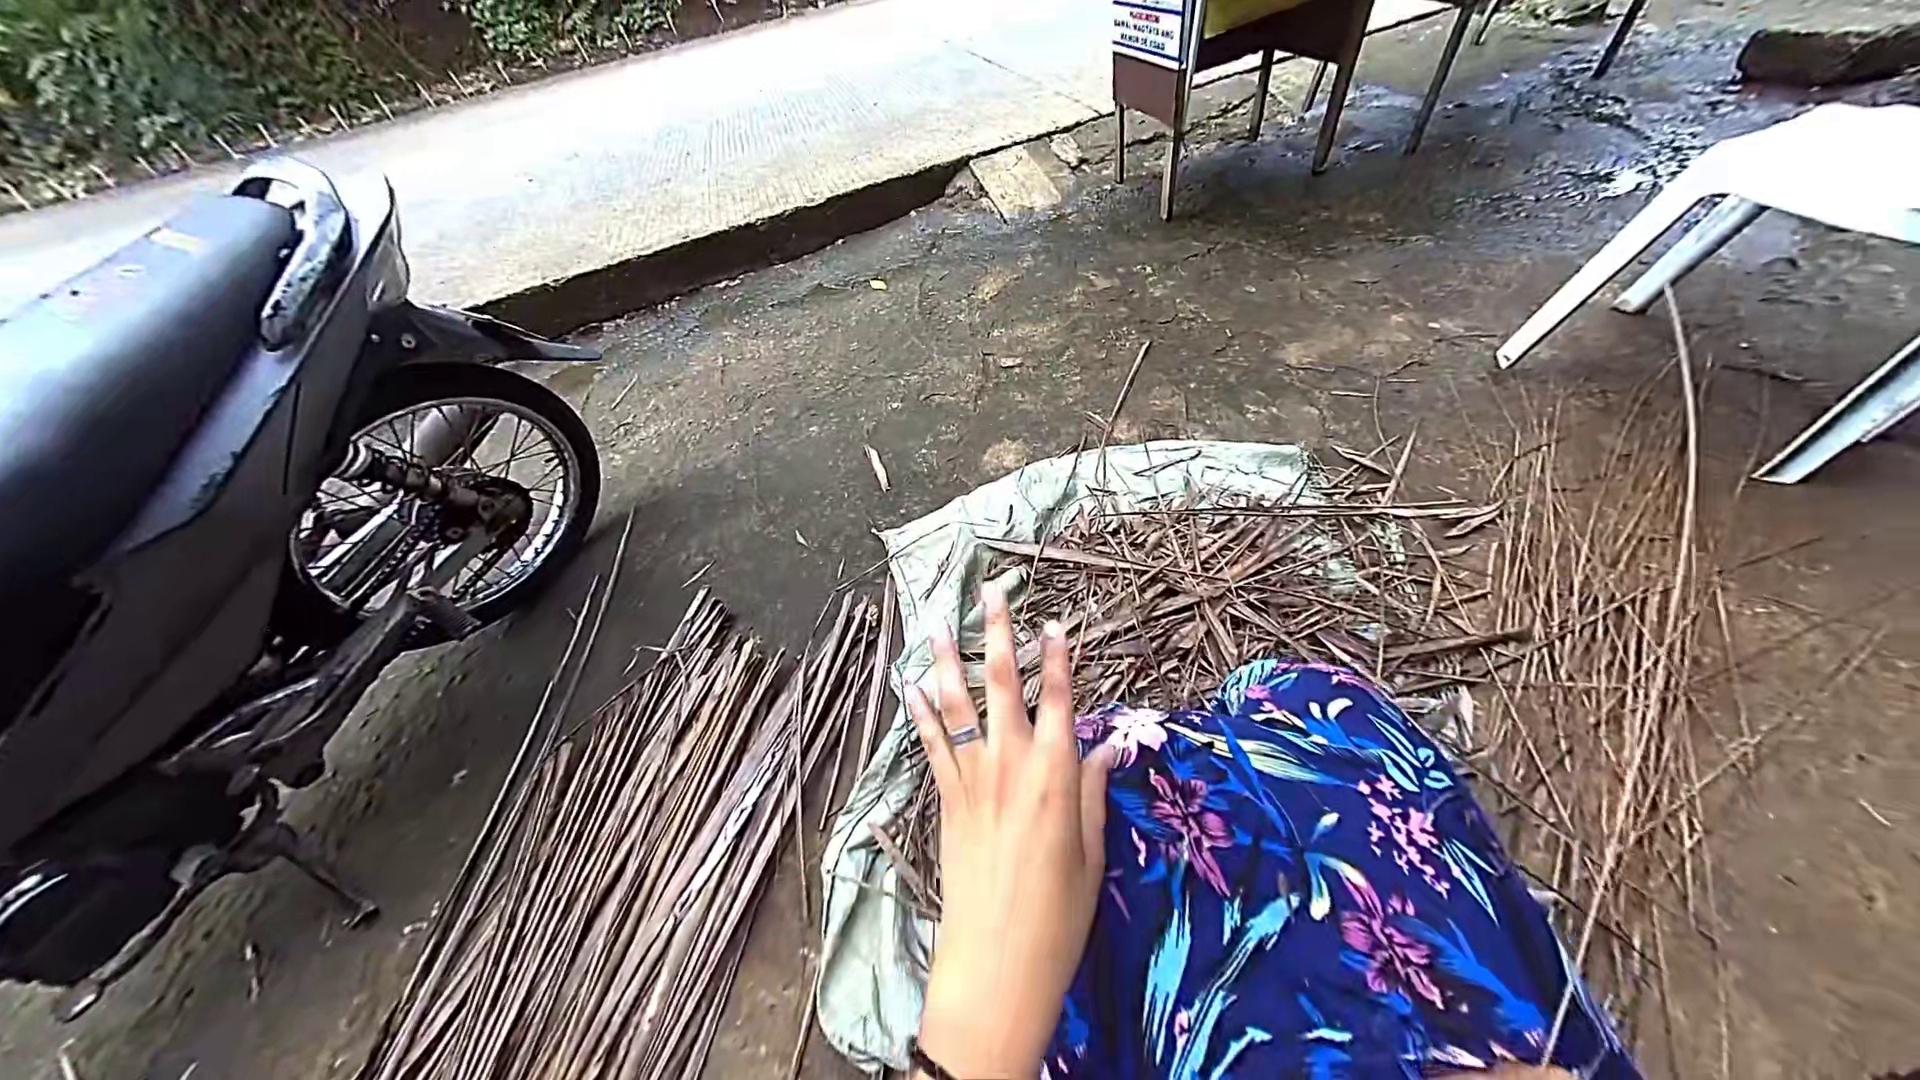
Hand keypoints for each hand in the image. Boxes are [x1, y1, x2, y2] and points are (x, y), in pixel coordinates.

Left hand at [907, 584, 1115, 1078]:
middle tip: (991, 593)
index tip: (1052, 621)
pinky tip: (909, 688)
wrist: (996, 962)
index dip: (1057, 657)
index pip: (1059, 698)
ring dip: (947, 661)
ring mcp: (972, 778)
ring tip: (937, 624)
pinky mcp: (946, 799)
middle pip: (1002, 684)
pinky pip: (931, 745)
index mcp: (1056, 773)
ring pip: (957, 705)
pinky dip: (920, 713)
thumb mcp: (1091, 852)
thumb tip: (1105, 745)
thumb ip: (1093, 789)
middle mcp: (1011, 763)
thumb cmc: (1058, 913)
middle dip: (998, 633)